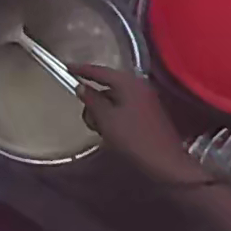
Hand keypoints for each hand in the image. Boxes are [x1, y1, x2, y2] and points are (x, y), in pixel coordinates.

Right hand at [73, 65, 208, 186]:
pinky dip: (113, 116)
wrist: (165, 162)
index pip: (100, 71)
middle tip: (90, 119)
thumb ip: (92, 100)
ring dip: (103, 111)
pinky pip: (123, 107)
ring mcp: (145, 99)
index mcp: (128, 83)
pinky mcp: (148, 112)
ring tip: (101, 130)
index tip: (65, 68)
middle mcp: (138, 86)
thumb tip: (81, 87)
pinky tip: (111, 132)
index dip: (81, 69)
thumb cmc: (134, 139)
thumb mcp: (106, 119)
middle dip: (93, 100)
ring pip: (114, 98)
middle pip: (107, 85)